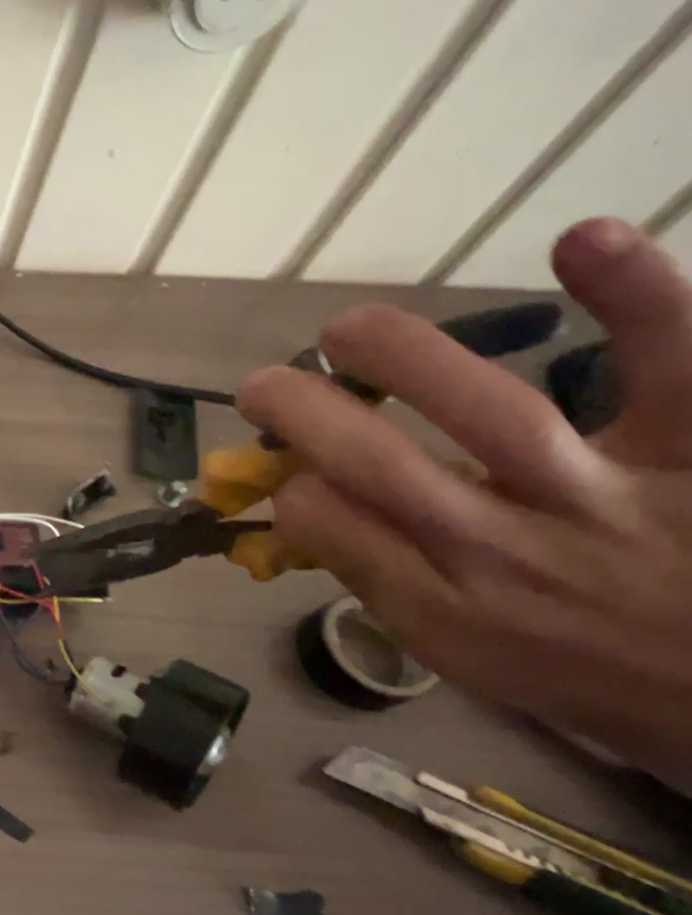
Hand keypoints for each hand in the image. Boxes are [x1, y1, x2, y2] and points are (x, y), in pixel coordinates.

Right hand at [239, 218, 691, 789]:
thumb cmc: (596, 674)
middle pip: (381, 468)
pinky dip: (634, 299)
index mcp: (450, 612)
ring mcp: (606, 497)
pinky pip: (673, 368)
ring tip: (344, 332)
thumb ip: (386, 578)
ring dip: (400, 359)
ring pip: (488, 413)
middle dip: (305, 413)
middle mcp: (509, 555)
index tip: (294, 480)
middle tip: (264, 386)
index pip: (334, 531)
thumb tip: (312, 501)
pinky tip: (579, 240)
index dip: (295, 491)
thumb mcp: (467, 655)